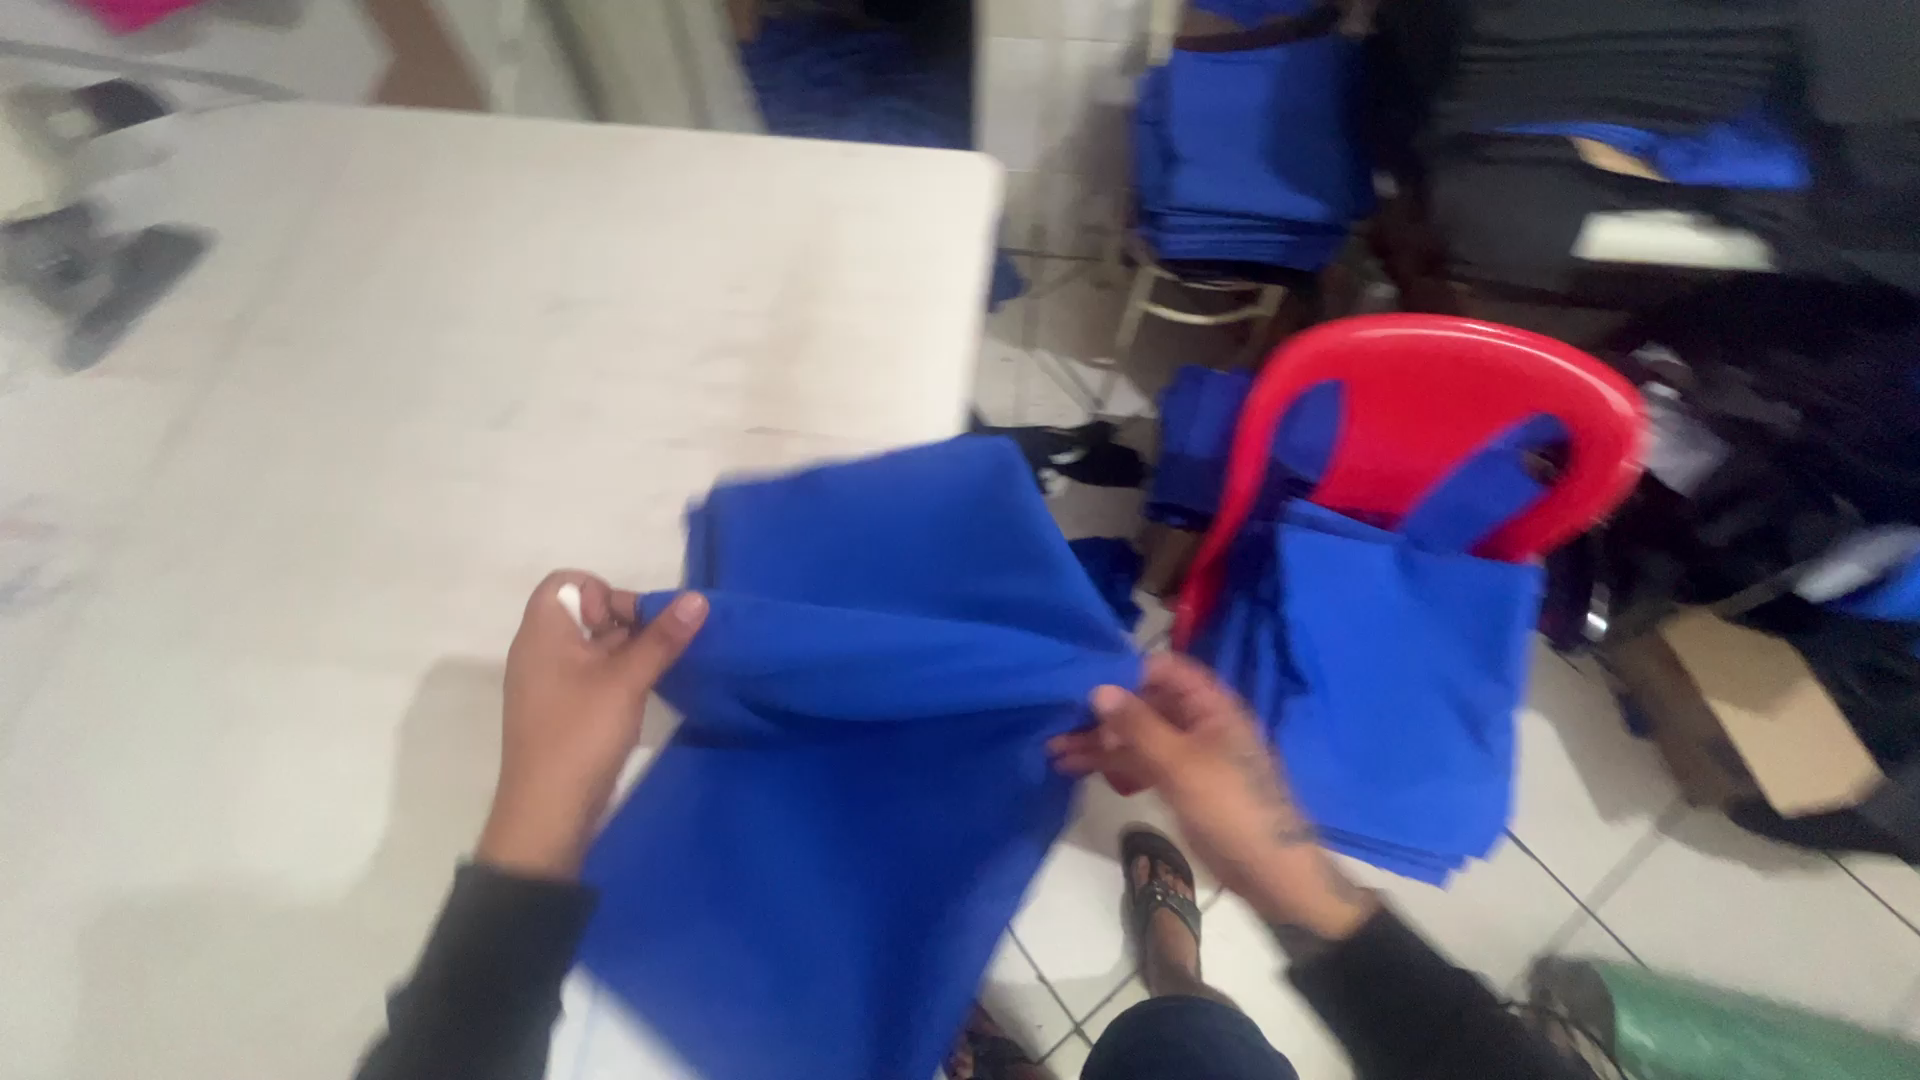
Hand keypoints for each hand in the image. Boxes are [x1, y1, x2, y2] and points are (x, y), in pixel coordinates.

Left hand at [476, 571, 707, 880]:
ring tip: (662, 668)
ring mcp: (553, 681)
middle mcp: (542, 651)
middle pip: (587, 611)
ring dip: (632, 649)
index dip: (604, 592)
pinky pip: (596, 672)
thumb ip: (663, 637)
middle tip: (661, 648)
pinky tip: (649, 690)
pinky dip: (624, 673)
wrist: (547, 814)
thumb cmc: (581, 735)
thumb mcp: (628, 680)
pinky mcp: (566, 707)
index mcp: (543, 634)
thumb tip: (697, 599)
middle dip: (630, 621)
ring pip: (597, 644)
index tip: (632, 624)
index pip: (567, 583)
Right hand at [1048, 653, 1376, 940]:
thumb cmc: (1230, 807)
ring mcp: (1186, 753)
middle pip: (1144, 703)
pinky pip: (1139, 762)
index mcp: (1209, 706)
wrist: (1269, 873)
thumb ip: (1137, 724)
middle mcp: (1196, 722)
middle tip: (1058, 721)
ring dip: (1098, 741)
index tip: (1084, 678)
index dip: (1127, 670)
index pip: (1164, 669)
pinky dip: (1111, 764)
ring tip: (1054, 750)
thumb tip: (1098, 689)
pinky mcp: (1177, 782)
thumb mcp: (1180, 763)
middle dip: (1102, 712)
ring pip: (1136, 736)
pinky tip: (1076, 769)